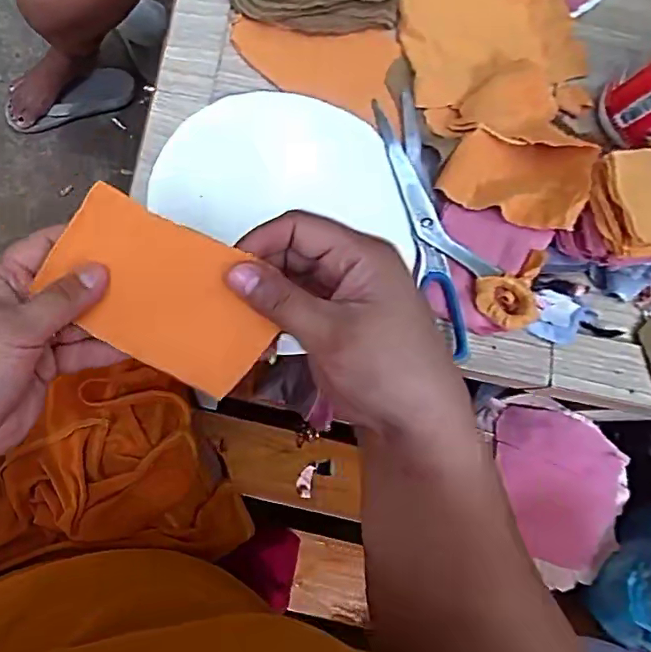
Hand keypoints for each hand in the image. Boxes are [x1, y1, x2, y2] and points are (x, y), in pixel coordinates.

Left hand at [0, 227, 123, 460]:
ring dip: (106, 317)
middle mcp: (20, 303)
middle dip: (99, 281)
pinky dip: (101, 349)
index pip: (43, 248)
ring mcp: (34, 335)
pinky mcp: (46, 364)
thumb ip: (62, 299)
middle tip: (143, 273)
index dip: (76, 239)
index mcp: (3, 281)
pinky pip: (78, 350)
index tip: (117, 235)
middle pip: (65, 284)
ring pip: (76, 320)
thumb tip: (100, 270)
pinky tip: (131, 345)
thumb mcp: (19, 325)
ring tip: (145, 307)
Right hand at [226, 212, 471, 437]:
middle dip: (261, 271)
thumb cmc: (392, 373)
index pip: (299, 228)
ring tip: (243, 317)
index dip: (261, 242)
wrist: (419, 423)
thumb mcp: (328, 332)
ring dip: (267, 297)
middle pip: (294, 251)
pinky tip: (262, 336)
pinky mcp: (338, 320)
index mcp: (362, 256)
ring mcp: (346, 295)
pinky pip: (300, 305)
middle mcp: (354, 268)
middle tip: (232, 295)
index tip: (232, 268)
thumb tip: (238, 273)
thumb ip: (280, 299)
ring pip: (293, 280)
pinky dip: (278, 317)